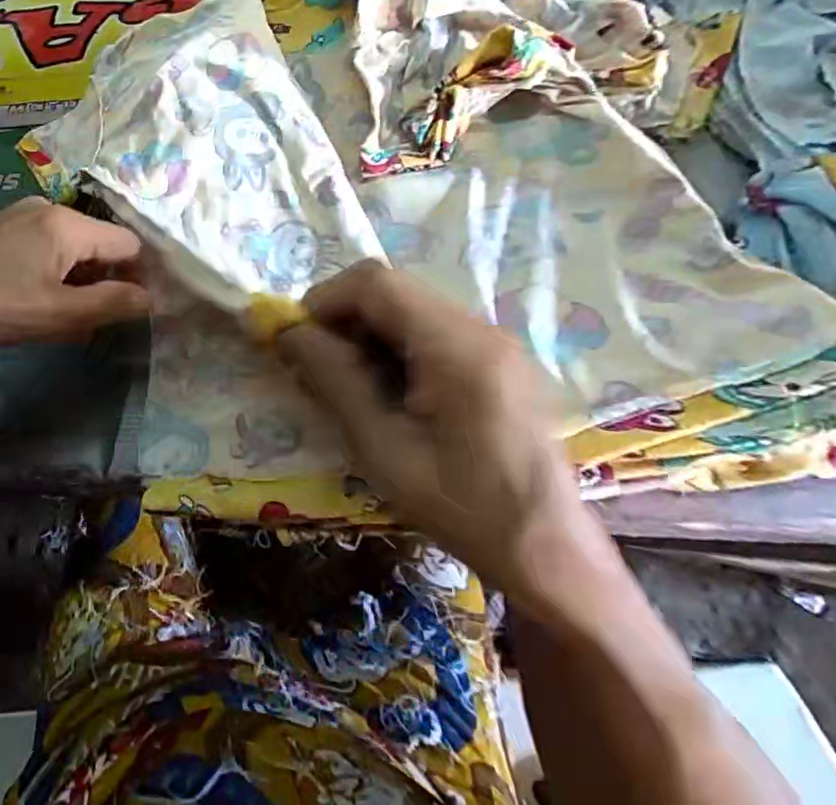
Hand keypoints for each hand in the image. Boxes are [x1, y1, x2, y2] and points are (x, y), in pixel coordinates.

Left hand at [0, 199, 149, 398]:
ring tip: (57, 315)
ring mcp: (15, 215)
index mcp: (66, 223)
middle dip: (102, 280)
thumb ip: (108, 304)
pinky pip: (38, 246)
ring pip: (66, 246)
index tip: (129, 309)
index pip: (127, 243)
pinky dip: (47, 270)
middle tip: (90, 320)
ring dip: (73, 279)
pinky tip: (26, 298)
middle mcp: (45, 208)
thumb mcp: (55, 314)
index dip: (137, 276)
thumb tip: (150, 297)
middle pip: (96, 242)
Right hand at [276, 261, 589, 591]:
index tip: (295, 341)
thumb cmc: (459, 505)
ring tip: (347, 383)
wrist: (547, 551)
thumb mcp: (381, 447)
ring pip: (406, 306)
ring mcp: (492, 342)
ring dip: (363, 332)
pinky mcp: (494, 360)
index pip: (374, 283)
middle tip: (315, 366)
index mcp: (456, 347)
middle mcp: (479, 329)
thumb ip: (335, 379)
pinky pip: (427, 329)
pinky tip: (385, 391)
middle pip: (390, 289)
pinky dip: (390, 344)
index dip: (322, 300)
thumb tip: (288, 332)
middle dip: (340, 316)